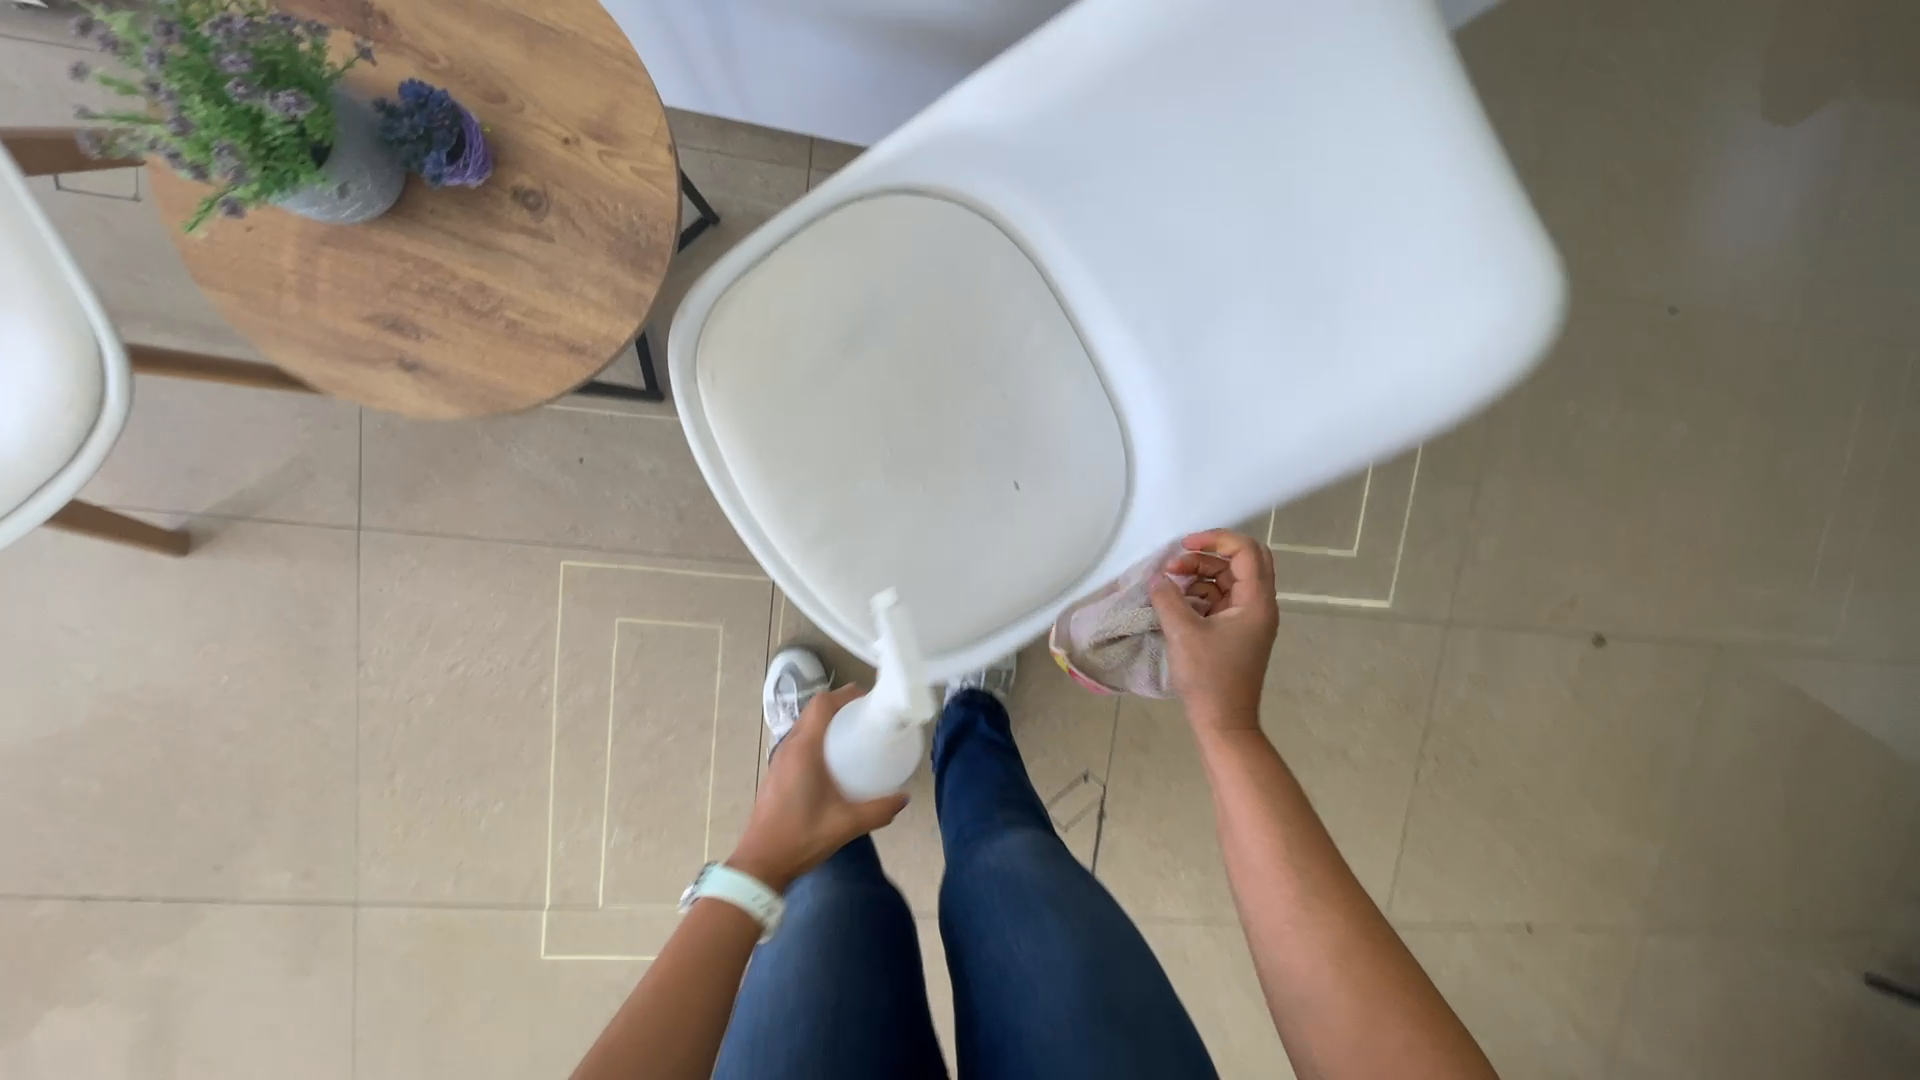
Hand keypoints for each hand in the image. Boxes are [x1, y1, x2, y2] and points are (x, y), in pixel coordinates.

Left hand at [726, 683, 908, 891]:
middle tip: (867, 715)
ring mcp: (779, 760)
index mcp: (804, 750)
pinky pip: (799, 742)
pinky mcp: (777, 773)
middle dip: (840, 705)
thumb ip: (879, 810)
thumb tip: (904, 798)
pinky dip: (818, 738)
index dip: (846, 695)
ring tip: (854, 733)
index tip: (869, 699)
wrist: (761, 863)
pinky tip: (834, 760)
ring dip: (827, 721)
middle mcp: (789, 747)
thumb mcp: (847, 824)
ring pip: (804, 726)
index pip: (822, 704)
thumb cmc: (802, 837)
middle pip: (813, 711)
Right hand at [1149, 529, 1279, 734]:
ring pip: (1229, 580)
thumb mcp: (1182, 632)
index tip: (1183, 546)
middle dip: (1208, 555)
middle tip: (1178, 562)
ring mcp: (1249, 620)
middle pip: (1242, 561)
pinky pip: (1221, 600)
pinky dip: (1199, 594)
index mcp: (1256, 601)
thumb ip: (1168, 598)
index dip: (1216, 539)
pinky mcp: (1236, 632)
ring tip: (1169, 585)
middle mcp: (1259, 605)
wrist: (1223, 721)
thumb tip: (1157, 578)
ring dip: (1200, 575)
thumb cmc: (1208, 677)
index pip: (1246, 550)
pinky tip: (1177, 604)